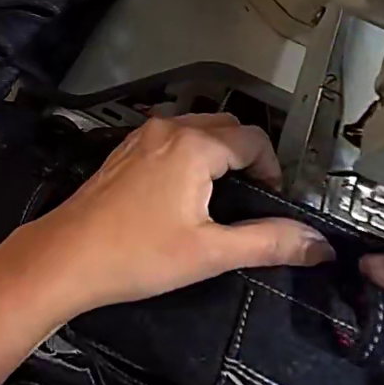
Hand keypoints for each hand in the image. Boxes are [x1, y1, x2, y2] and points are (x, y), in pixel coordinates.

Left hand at [3, 115, 333, 314]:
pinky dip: (191, 151)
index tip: (272, 200)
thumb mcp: (210, 253)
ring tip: (221, 194)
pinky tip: (183, 189)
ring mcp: (144, 135)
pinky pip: (172, 136)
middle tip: (251, 197)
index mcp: (195, 145)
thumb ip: (268, 243)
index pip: (254, 139)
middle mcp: (171, 128)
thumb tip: (318, 244)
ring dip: (219, 151)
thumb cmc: (138, 255)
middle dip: (248, 155)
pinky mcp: (126, 148)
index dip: (272, 168)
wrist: (65, 257)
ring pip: (198, 127)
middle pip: (227, 127)